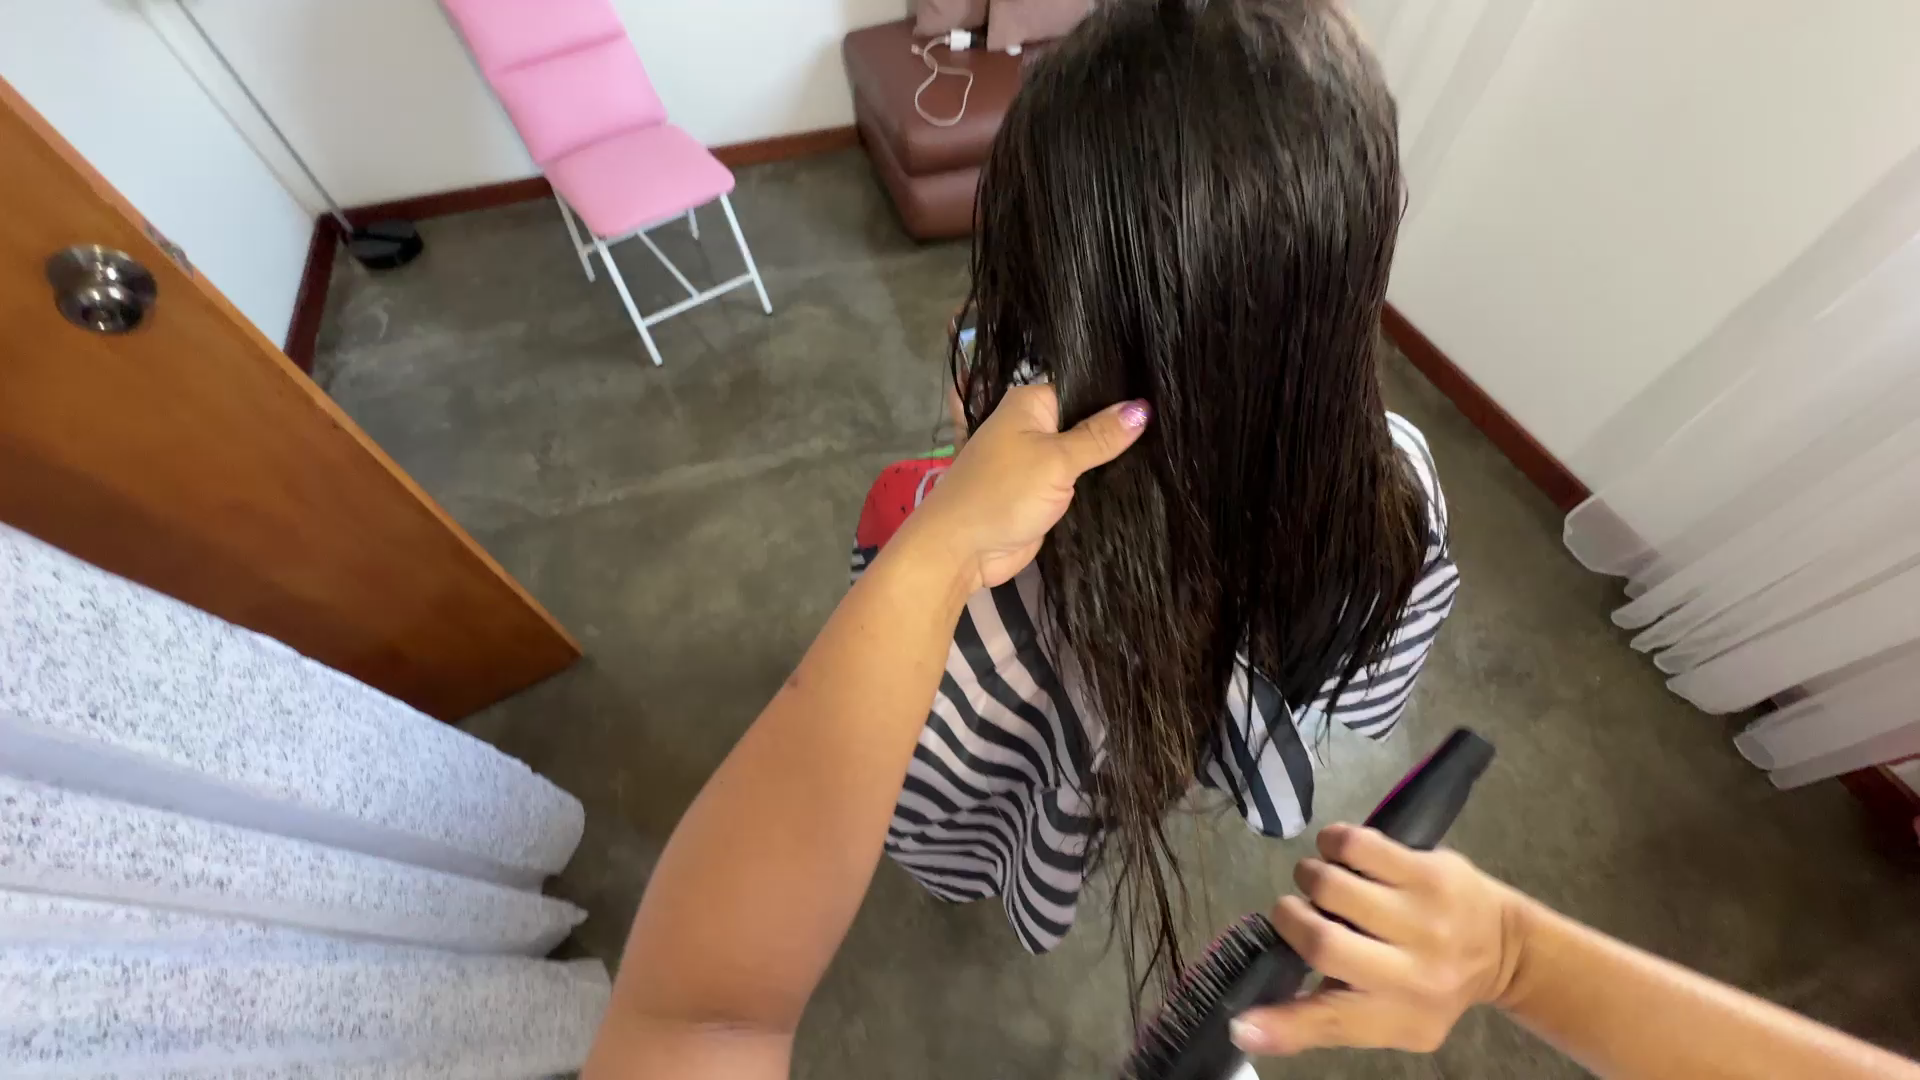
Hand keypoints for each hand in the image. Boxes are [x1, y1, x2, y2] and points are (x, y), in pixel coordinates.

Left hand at [899, 384, 1149, 593]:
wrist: (961, 549)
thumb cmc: (1002, 493)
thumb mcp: (1056, 461)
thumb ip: (1099, 436)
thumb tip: (1144, 408)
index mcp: (1030, 403)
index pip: (1085, 387)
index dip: (1120, 394)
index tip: (1164, 396)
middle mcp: (1033, 427)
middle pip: (1086, 421)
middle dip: (1119, 429)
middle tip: (1171, 428)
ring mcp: (1038, 462)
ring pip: (1084, 454)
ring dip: (1111, 459)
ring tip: (1165, 450)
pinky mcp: (1043, 493)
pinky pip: (1078, 481)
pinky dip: (1098, 483)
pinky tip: (1139, 478)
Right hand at [1230, 825, 1529, 1056]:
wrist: (1504, 947)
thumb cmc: (1428, 982)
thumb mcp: (1381, 1015)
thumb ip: (1317, 1017)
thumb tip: (1241, 1027)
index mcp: (1397, 1016)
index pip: (1329, 1021)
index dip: (1280, 1023)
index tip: (1239, 1023)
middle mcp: (1414, 975)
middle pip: (1320, 939)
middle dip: (1291, 914)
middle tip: (1300, 910)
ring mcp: (1424, 918)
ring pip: (1328, 883)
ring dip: (1312, 875)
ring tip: (1329, 884)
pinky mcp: (1428, 871)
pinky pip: (1352, 843)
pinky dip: (1332, 842)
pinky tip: (1343, 856)